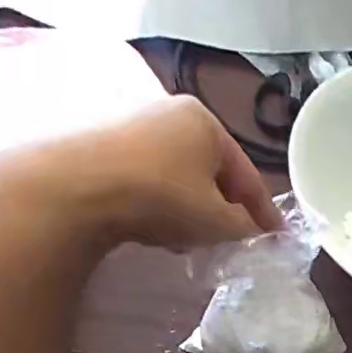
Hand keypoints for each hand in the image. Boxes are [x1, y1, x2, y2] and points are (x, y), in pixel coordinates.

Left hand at [0, 96, 282, 251]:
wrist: (75, 187)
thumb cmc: (160, 198)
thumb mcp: (215, 221)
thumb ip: (243, 227)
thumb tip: (251, 230)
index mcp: (206, 122)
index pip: (248, 174)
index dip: (264, 211)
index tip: (276, 237)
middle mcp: (172, 112)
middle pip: (212, 171)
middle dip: (224, 208)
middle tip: (231, 240)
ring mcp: (134, 123)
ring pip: (180, 175)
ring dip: (192, 208)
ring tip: (190, 240)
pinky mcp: (105, 142)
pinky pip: (151, 176)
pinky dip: (163, 202)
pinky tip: (155, 228)